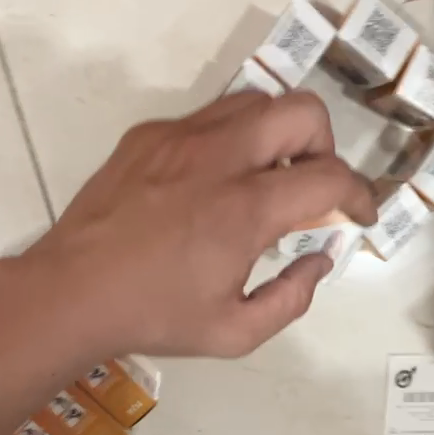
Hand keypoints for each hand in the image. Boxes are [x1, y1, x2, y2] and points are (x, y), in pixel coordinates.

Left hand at [25, 91, 377, 359]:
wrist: (72, 292)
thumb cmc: (156, 317)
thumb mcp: (236, 333)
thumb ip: (293, 299)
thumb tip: (319, 261)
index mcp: (245, 211)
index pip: (330, 178)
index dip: (361, 196)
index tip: (361, 215)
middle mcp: (219, 158)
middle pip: (303, 112)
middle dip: (326, 148)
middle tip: (312, 191)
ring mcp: (180, 137)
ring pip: (258, 101)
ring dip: (281, 136)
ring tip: (268, 182)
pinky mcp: (150, 134)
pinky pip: (212, 116)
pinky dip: (235, 139)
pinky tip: (217, 183)